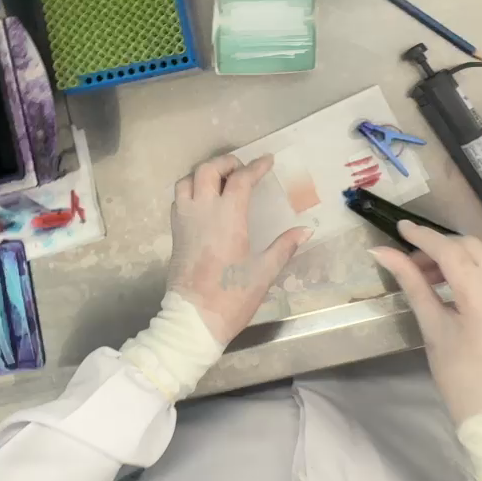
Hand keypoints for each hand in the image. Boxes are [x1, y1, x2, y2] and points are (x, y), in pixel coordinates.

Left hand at [168, 153, 313, 344]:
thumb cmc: (232, 296)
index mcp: (228, 216)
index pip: (241, 179)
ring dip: (204, 173)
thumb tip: (306, 230)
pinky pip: (178, 198)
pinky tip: (203, 201)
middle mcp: (202, 210)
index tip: (268, 161)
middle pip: (208, 169)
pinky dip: (190, 189)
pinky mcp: (175, 232)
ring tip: (221, 180)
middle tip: (243, 169)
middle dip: (226, 163)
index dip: (256, 166)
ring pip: (187, 179)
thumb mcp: (264, 272)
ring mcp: (184, 220)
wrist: (194, 320)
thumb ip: (284, 246)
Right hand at [371, 219, 481, 424]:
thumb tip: (382, 252)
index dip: (424, 237)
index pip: (451, 252)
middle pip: (471, 247)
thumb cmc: (458, 376)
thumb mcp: (432, 327)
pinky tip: (458, 282)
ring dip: (459, 253)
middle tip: (414, 264)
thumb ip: (411, 283)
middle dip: (440, 247)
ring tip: (434, 274)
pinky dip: (478, 265)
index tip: (400, 228)